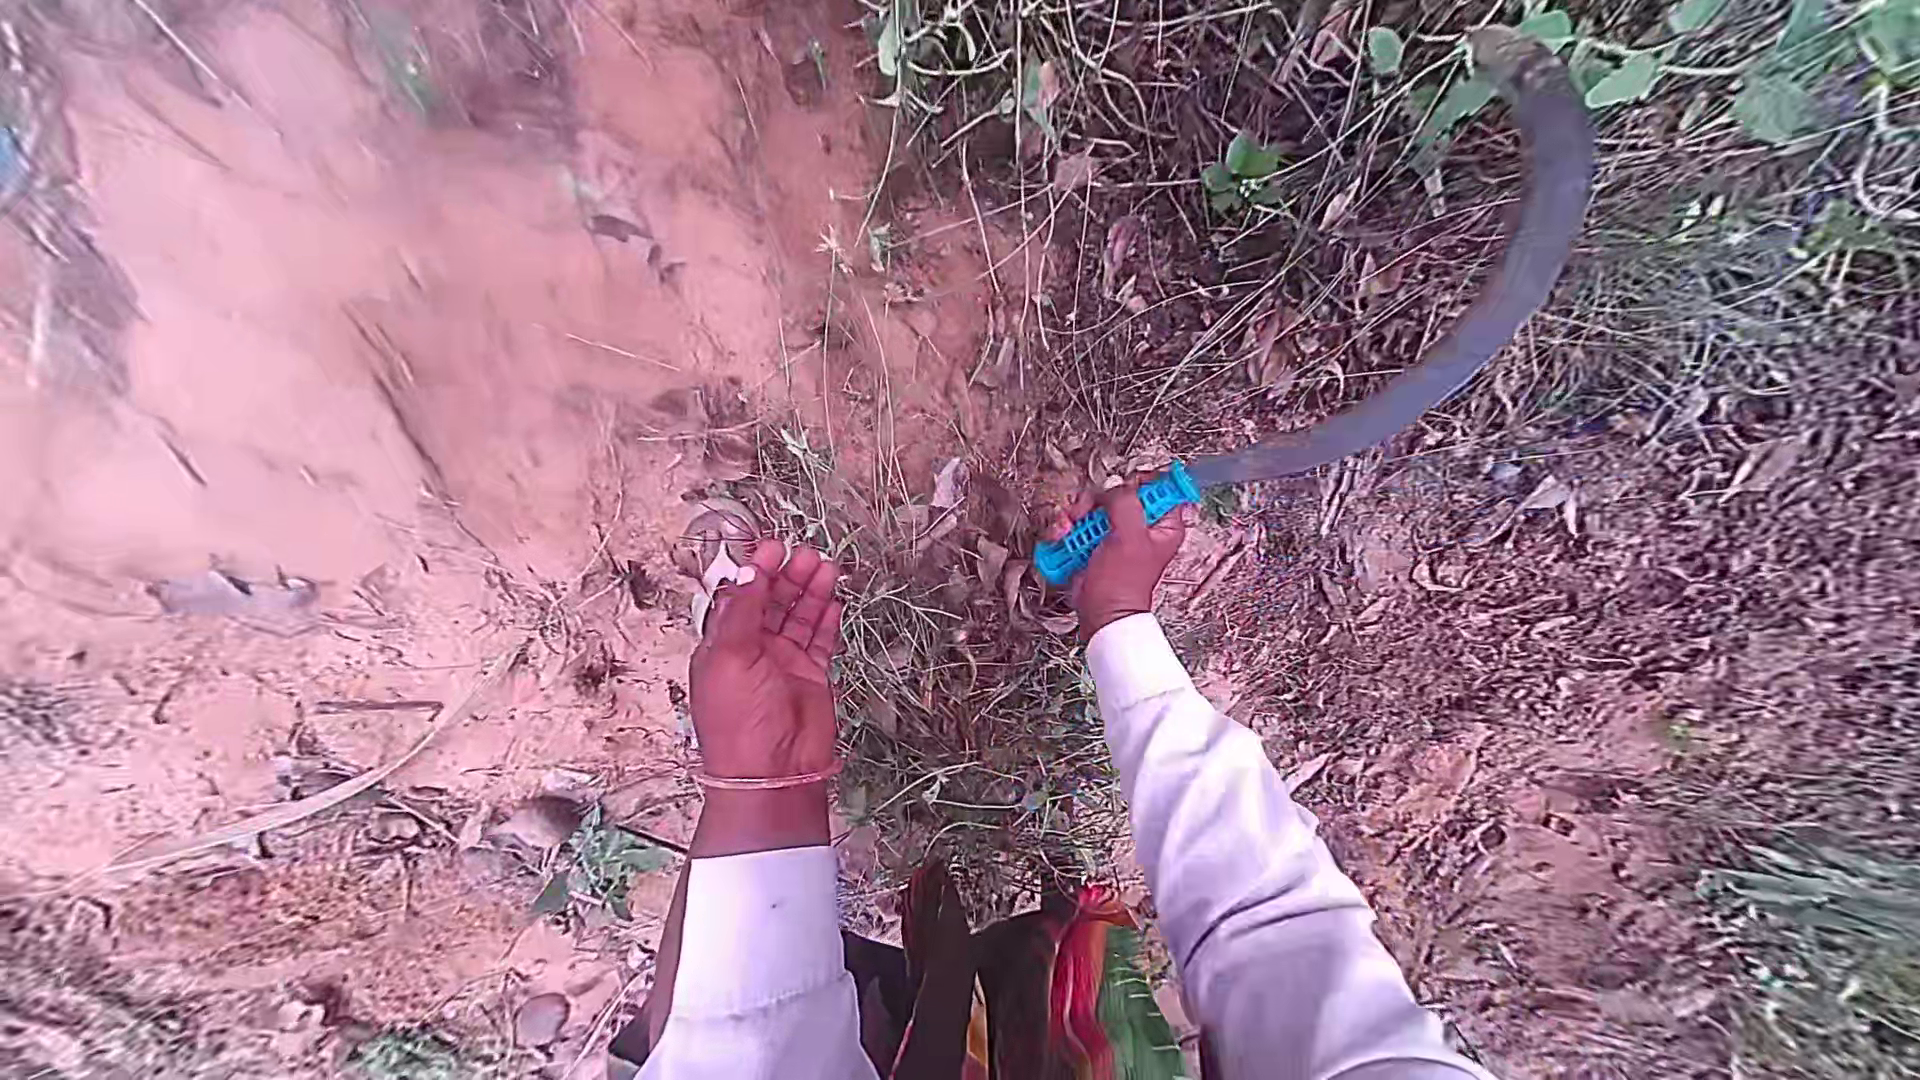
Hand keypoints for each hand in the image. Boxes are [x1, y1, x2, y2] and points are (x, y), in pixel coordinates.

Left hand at [688, 539, 842, 780]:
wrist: (775, 771)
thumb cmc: (740, 720)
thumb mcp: (729, 657)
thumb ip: (740, 611)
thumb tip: (746, 572)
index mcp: (724, 645)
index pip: (741, 597)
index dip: (757, 571)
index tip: (774, 548)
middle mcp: (754, 650)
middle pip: (774, 602)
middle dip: (790, 576)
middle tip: (807, 555)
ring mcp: (784, 662)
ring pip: (800, 616)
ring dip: (811, 592)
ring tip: (826, 568)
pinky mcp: (811, 674)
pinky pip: (820, 639)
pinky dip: (827, 619)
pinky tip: (833, 600)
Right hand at [1050, 477, 1190, 641]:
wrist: (1100, 611)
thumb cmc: (1123, 585)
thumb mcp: (1130, 536)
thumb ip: (1125, 502)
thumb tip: (1116, 486)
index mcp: (1163, 524)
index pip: (1160, 486)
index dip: (1140, 482)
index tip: (1124, 489)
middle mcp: (1140, 526)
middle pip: (1118, 493)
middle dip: (1097, 502)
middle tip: (1091, 514)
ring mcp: (1114, 533)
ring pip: (1093, 506)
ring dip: (1077, 516)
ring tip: (1073, 531)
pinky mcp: (1092, 542)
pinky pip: (1077, 523)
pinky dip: (1068, 529)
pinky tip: (1066, 539)